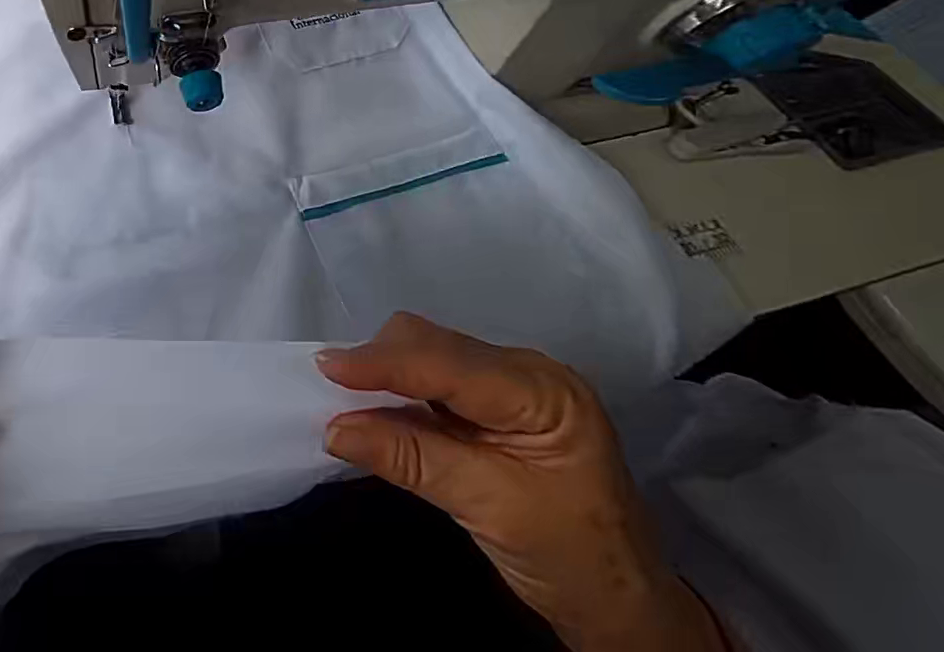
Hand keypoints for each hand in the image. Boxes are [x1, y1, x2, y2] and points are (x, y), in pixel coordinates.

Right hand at [318, 313, 728, 651]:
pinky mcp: (487, 396)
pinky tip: (377, 408)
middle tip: (333, 394)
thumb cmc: (571, 557)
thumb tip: (334, 428)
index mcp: (544, 394)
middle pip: (430, 342)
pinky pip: (427, 373)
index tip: (324, 368)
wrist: (619, 601)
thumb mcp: (488, 508)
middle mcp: (524, 371)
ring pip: (423, 350)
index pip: (447, 363)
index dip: (383, 362)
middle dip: (378, 362)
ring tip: (349, 402)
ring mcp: (506, 380)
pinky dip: (395, 387)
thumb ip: (410, 458)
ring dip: (382, 372)